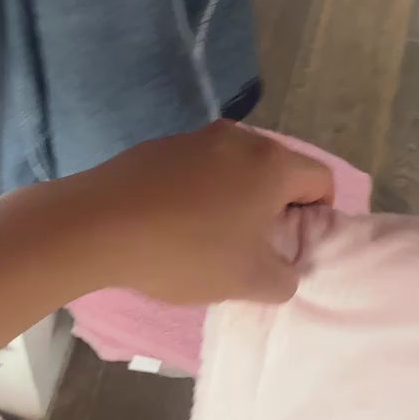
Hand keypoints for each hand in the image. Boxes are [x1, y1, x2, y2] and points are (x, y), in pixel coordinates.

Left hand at [59, 122, 334, 304]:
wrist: (97, 226)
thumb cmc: (185, 251)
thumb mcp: (248, 281)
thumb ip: (284, 278)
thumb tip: (284, 270)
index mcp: (271, 162)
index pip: (321, 179)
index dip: (316, 217)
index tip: (287, 247)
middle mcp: (237, 138)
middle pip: (274, 172)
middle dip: (270, 210)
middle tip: (248, 250)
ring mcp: (191, 138)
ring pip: (230, 171)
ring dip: (229, 203)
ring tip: (203, 241)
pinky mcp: (154, 148)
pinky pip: (191, 172)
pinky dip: (192, 196)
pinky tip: (167, 226)